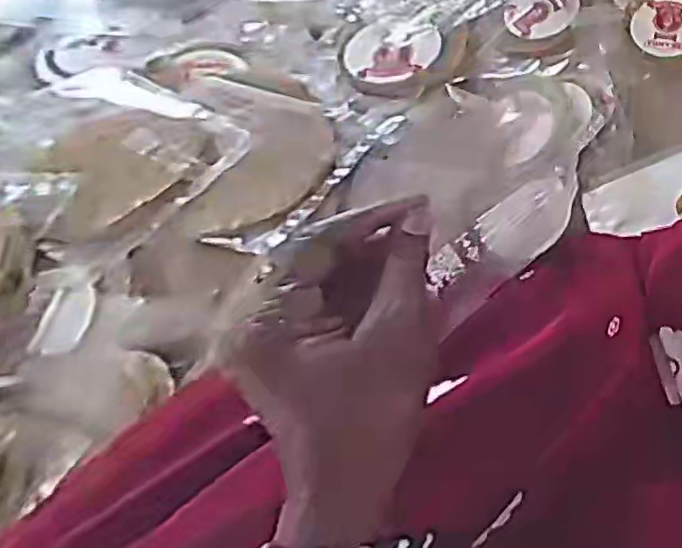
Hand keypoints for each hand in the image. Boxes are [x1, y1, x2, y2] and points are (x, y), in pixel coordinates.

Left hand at [223, 199, 436, 547]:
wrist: (354, 478)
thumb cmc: (374, 403)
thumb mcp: (399, 326)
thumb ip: (406, 264)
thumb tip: (420, 214)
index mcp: (266, 321)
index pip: (314, 246)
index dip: (370, 218)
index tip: (421, 203)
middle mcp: (256, 324)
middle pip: (315, 259)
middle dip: (373, 237)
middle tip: (425, 220)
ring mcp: (273, 338)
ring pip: (326, 276)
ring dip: (374, 257)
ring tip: (421, 241)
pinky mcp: (296, 349)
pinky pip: (331, 297)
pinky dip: (368, 281)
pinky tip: (403, 270)